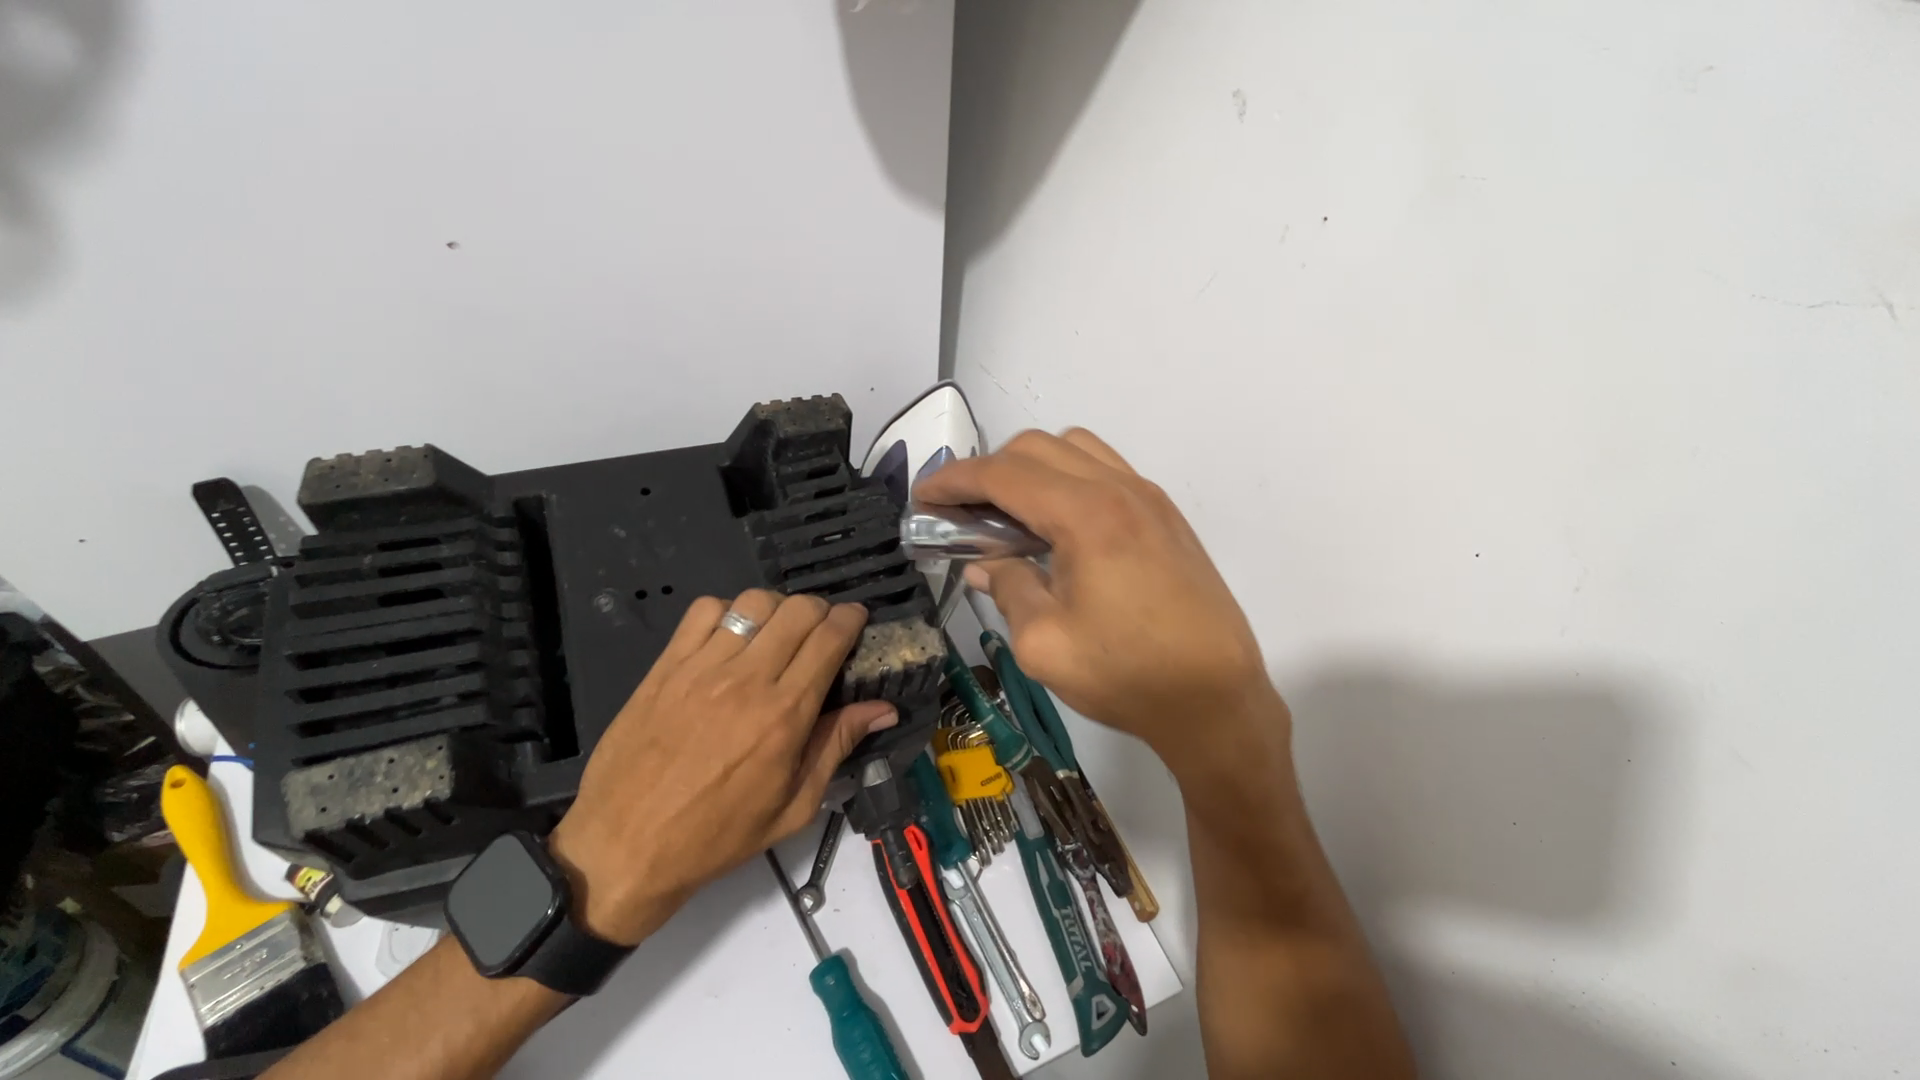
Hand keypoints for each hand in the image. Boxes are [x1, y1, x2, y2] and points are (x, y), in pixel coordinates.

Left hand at [549, 590, 896, 944]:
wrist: (626, 847)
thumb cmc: (718, 835)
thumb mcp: (793, 806)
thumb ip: (837, 746)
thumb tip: (883, 709)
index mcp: (785, 715)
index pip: (829, 638)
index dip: (851, 619)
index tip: (857, 621)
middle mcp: (747, 680)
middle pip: (798, 610)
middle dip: (821, 610)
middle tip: (821, 631)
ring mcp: (701, 668)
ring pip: (753, 602)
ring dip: (777, 608)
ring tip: (776, 632)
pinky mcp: (665, 666)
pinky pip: (703, 611)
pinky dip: (727, 611)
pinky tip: (730, 637)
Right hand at [916, 429, 1278, 764]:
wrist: (1216, 699)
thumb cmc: (1126, 676)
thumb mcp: (1044, 644)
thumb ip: (1007, 588)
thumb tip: (984, 563)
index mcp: (1087, 515)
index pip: (1003, 474)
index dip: (954, 479)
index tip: (923, 496)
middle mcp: (1120, 489)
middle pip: (1036, 447)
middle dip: (988, 471)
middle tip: (961, 513)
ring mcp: (1149, 498)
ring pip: (1075, 448)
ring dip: (1031, 469)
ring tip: (1010, 516)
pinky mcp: (1165, 515)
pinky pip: (1105, 469)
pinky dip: (1069, 478)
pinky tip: (1058, 527)